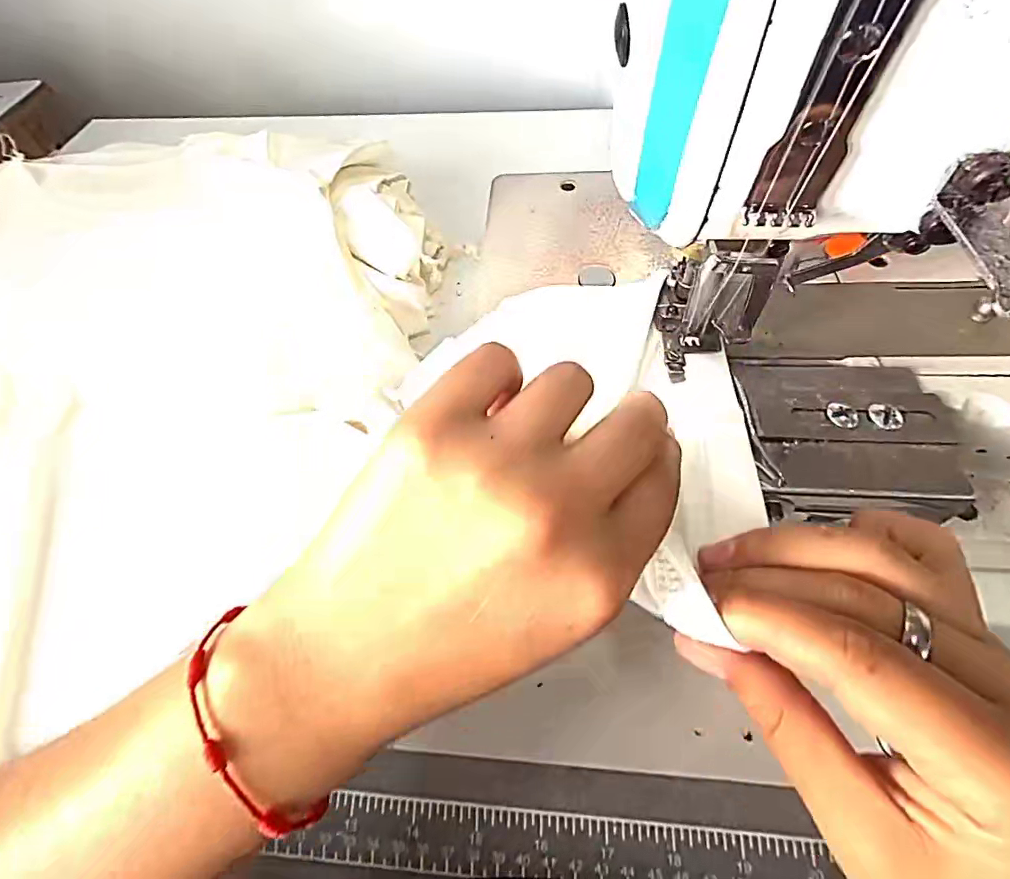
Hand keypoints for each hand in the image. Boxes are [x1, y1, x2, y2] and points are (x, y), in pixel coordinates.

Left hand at [216, 343, 679, 803]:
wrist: (347, 653)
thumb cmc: (452, 645)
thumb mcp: (567, 619)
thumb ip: (616, 544)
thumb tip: (638, 463)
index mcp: (597, 572)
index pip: (663, 476)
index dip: (654, 456)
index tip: (639, 449)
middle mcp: (555, 512)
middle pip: (639, 418)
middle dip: (628, 419)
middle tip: (591, 431)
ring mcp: (493, 462)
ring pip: (572, 378)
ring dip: (558, 401)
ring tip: (524, 430)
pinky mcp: (433, 427)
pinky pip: (499, 357)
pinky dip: (498, 378)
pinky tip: (483, 412)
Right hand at [680, 512, 1009, 878]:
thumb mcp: (868, 846)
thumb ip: (792, 733)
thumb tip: (726, 653)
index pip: (870, 659)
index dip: (780, 619)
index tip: (717, 606)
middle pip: (885, 598)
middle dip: (781, 578)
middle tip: (715, 580)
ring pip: (909, 567)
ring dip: (815, 551)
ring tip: (749, 558)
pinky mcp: (1009, 658)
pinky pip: (940, 572)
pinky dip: (874, 546)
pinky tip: (827, 547)